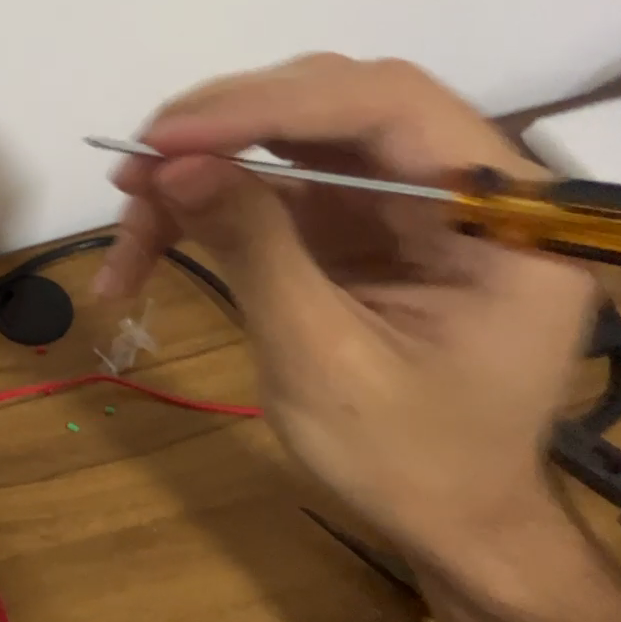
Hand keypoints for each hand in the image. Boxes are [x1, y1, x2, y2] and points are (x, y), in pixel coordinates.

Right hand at [97, 54, 595, 568]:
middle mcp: (451, 184)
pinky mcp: (343, 222)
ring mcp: (393, 201)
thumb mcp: (322, 357)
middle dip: (217, 131)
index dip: (267, 106)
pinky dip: (190, 214)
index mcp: (497, 213)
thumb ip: (255, 249)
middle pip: (323, 105)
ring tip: (123, 219)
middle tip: (131, 167)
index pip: (384, 107)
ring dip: (189, 175)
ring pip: (274, 142)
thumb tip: (172, 167)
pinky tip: (135, 255)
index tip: (165, 139)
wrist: (440, 516)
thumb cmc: (407, 458)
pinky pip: (254, 189)